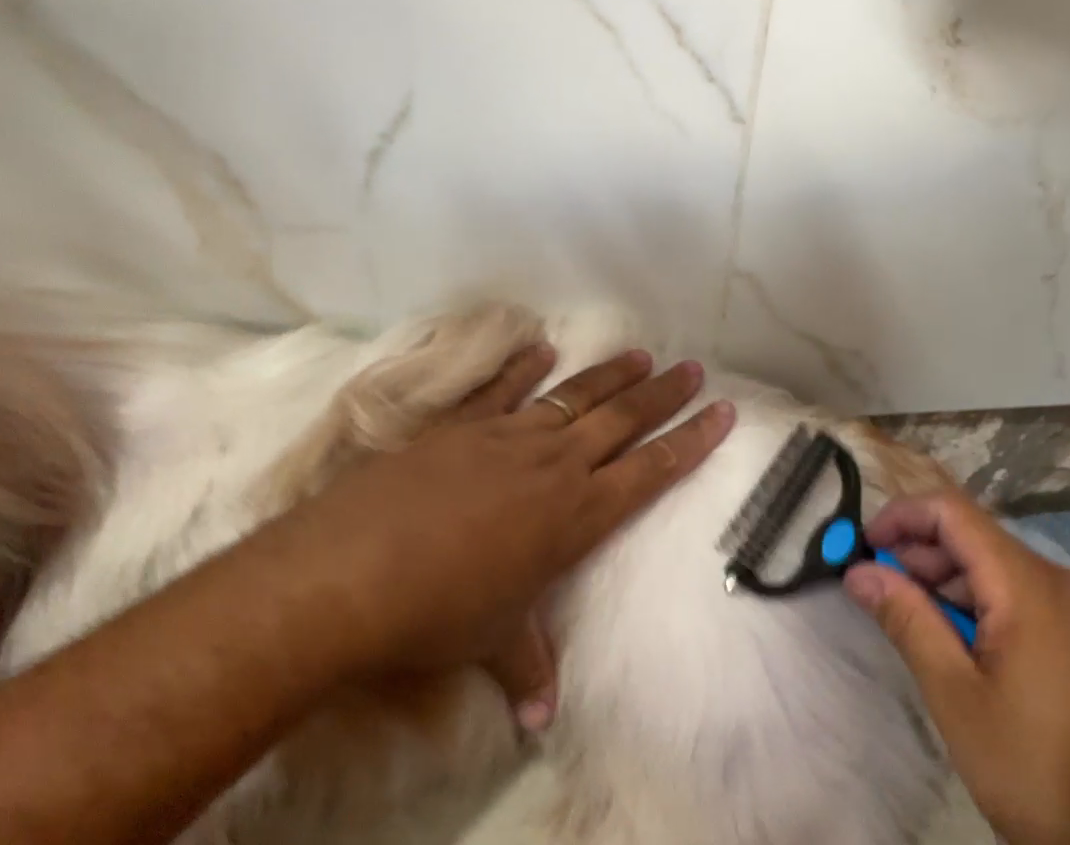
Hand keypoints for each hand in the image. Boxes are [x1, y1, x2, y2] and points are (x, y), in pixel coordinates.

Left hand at [272, 346, 734, 711]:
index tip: (722, 412)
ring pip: (573, 396)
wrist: (347, 575)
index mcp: (576, 516)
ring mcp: (504, 437)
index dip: (692, 441)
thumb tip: (542, 720)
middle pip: (623, 420)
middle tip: (693, 369)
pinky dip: (525, 367)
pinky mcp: (457, 427)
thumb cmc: (436, 614)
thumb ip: (527, 669)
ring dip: (611, 375)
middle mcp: (552, 466)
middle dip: (664, 395)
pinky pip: (501, 388)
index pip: (651, 471)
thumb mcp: (492, 641)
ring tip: (641, 354)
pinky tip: (542, 349)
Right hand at [844, 490, 1069, 844]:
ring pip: (991, 568)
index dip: (901, 516)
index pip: (953, 511)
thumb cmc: (1034, 763)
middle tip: (873, 594)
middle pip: (972, 536)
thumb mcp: (955, 694)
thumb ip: (907, 621)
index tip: (860, 549)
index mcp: (1027, 582)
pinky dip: (972, 605)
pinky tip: (949, 643)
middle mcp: (1054, 580)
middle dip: (916, 553)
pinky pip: (1014, 597)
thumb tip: (858, 571)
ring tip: (904, 622)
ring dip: (941, 582)